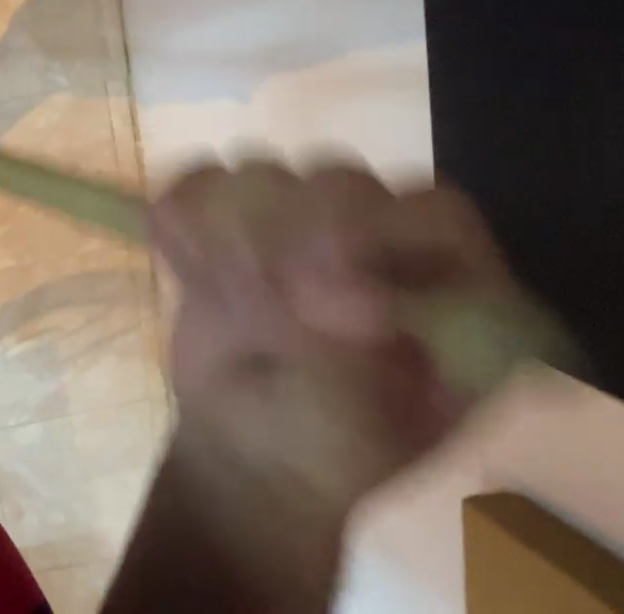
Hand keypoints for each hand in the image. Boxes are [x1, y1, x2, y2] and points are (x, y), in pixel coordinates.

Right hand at [148, 160, 514, 515]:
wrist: (245, 448)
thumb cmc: (324, 449)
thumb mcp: (361, 425)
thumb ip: (352, 351)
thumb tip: (325, 289)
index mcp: (445, 283)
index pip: (430, 209)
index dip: (378, 235)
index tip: (316, 295)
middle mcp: (377, 236)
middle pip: (335, 181)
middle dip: (285, 241)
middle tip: (257, 309)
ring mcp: (295, 219)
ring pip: (258, 174)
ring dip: (225, 238)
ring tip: (225, 301)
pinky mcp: (222, 218)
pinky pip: (191, 183)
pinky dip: (178, 223)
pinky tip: (187, 271)